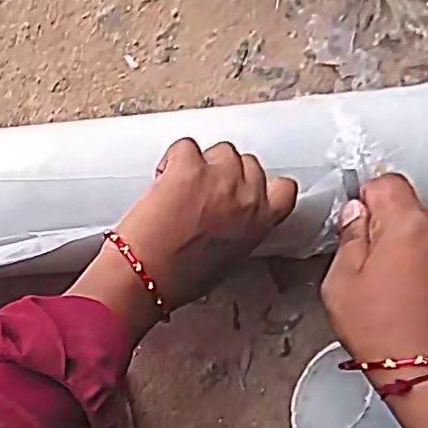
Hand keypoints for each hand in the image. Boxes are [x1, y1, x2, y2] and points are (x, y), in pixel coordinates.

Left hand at [67, 138, 296, 338]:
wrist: (145, 279)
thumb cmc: (176, 280)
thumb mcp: (223, 262)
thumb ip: (235, 234)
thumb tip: (223, 225)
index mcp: (260, 223)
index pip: (282, 189)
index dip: (259, 186)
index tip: (241, 191)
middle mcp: (246, 196)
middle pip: (245, 164)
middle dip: (223, 177)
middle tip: (198, 197)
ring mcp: (219, 178)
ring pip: (219, 152)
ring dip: (200, 165)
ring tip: (178, 192)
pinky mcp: (189, 168)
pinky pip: (184, 147)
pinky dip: (171, 160)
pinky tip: (161, 182)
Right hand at [321, 173, 427, 427]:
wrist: (426, 363)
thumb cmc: (381, 328)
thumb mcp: (340, 282)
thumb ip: (349, 239)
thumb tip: (356, 216)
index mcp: (409, 223)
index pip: (387, 183)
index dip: (365, 200)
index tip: (356, 221)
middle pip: (410, 208)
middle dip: (388, 230)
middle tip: (370, 268)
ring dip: (413, 247)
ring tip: (394, 286)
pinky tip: (415, 292)